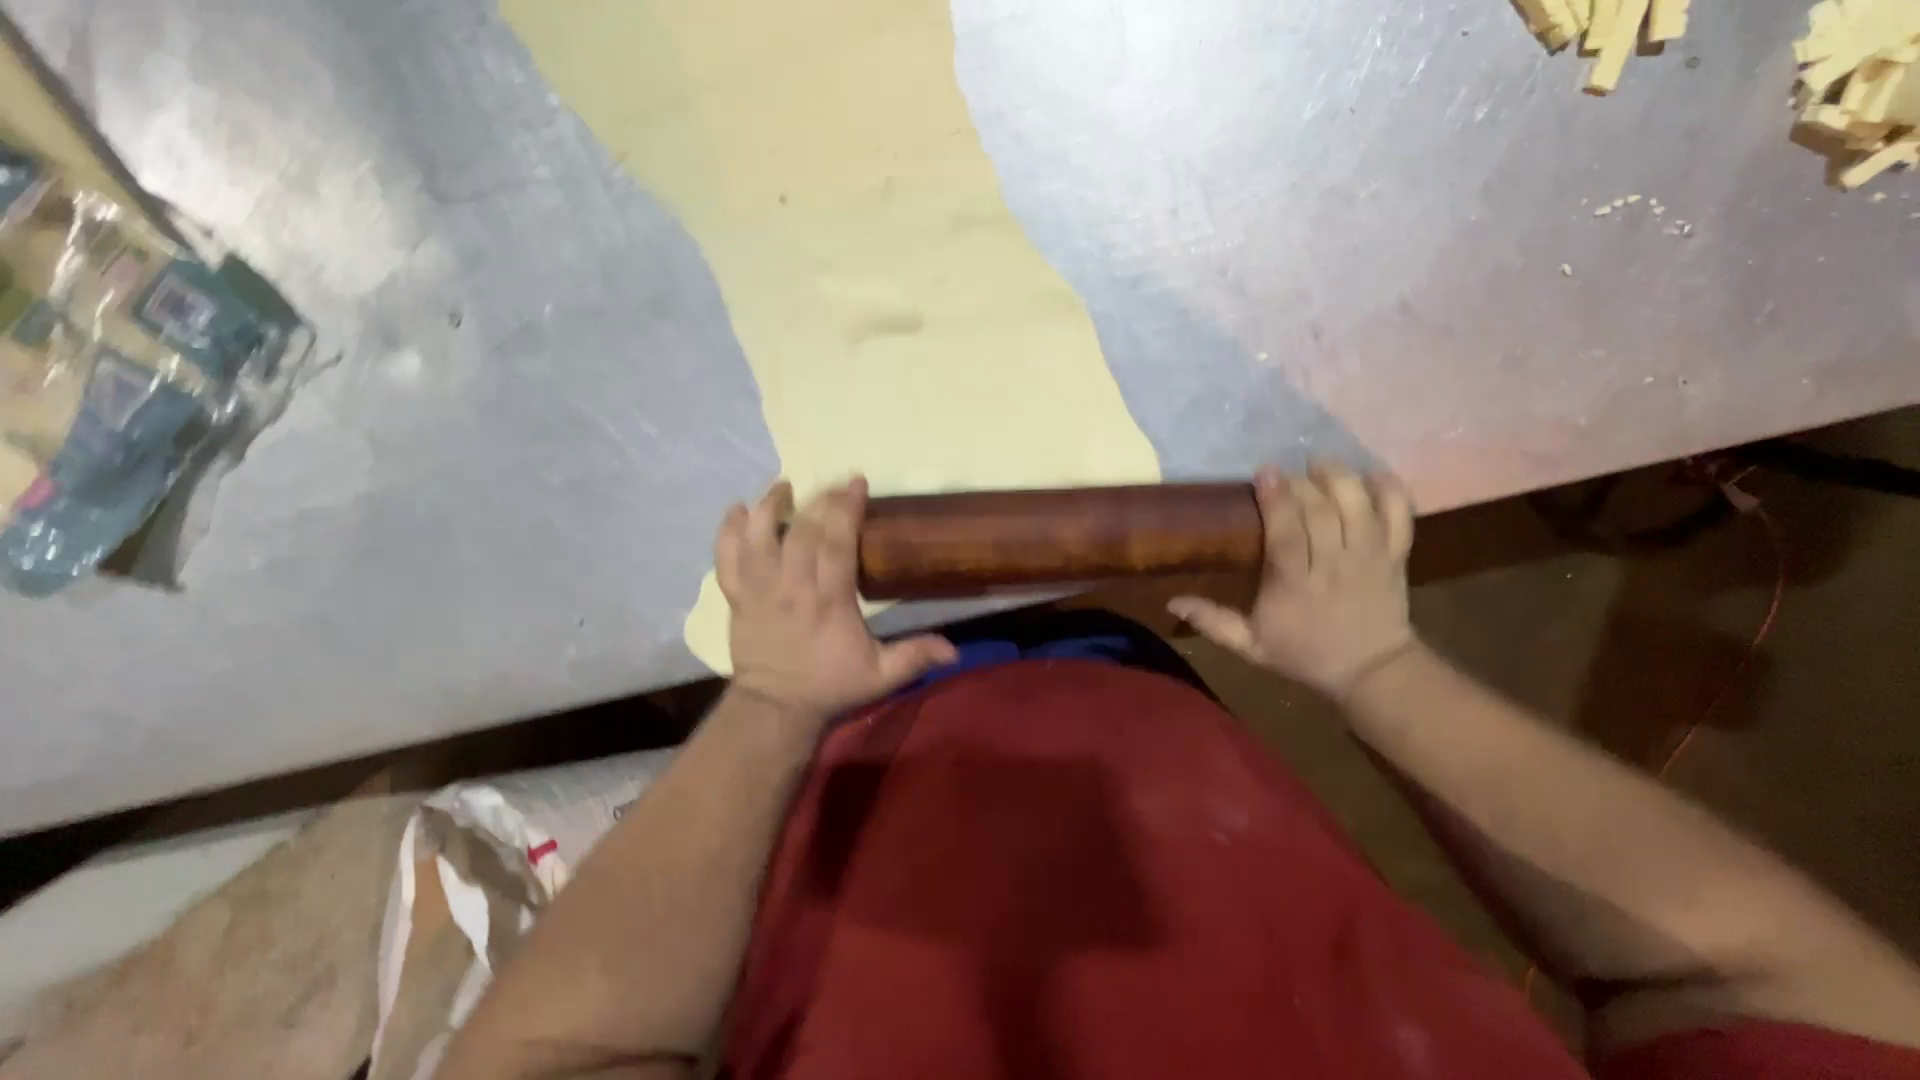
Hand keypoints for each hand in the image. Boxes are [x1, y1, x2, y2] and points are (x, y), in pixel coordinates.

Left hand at [717, 476, 958, 721]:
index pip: (837, 542)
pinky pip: (726, 558)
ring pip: (759, 536)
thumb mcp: (880, 677)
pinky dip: (728, 531)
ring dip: (770, 505)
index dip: (846, 508)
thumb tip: (954, 651)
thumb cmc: (831, 687)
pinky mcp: (738, 597)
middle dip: (820, 499)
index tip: (858, 483)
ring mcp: (760, 589)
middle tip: (835, 484)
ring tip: (784, 486)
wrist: (775, 708)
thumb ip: (914, 658)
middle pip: (802, 530)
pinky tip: (738, 510)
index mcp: (829, 601)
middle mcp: (792, 587)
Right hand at [1169, 463, 1417, 699]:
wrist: (1371, 671)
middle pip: (1321, 512)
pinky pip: (1400, 515)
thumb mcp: (1251, 646)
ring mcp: (1370, 558)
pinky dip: (1389, 489)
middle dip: (1303, 483)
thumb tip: (1171, 601)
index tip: (1264, 473)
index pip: (1287, 534)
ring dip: (1340, 478)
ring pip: (1358, 506)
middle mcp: (1334, 566)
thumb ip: (1213, 622)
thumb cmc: (1304, 654)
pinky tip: (1370, 474)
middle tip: (1286, 472)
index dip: (1277, 499)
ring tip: (1321, 464)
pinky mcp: (1396, 555)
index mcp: (1295, 587)